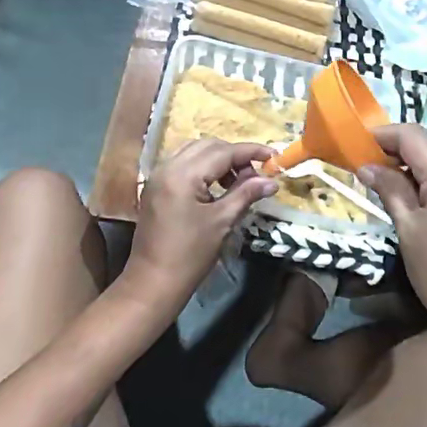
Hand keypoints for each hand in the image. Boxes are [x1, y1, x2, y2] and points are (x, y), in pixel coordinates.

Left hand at [124, 139, 276, 309]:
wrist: (153, 281)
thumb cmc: (190, 254)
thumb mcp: (222, 222)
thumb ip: (246, 194)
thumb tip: (271, 181)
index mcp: (183, 174)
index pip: (222, 151)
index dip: (250, 151)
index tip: (273, 156)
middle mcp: (167, 166)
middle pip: (207, 146)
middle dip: (234, 155)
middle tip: (255, 174)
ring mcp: (158, 175)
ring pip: (194, 152)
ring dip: (218, 160)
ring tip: (237, 182)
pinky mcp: (156, 186)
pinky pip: (183, 164)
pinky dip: (202, 168)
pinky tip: (216, 187)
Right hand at [361, 124, 426, 332]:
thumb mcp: (409, 229)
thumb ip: (390, 188)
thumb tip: (367, 166)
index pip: (413, 135)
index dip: (382, 135)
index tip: (357, 144)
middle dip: (400, 148)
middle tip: (370, 163)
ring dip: (420, 162)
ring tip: (391, 180)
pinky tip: (421, 194)